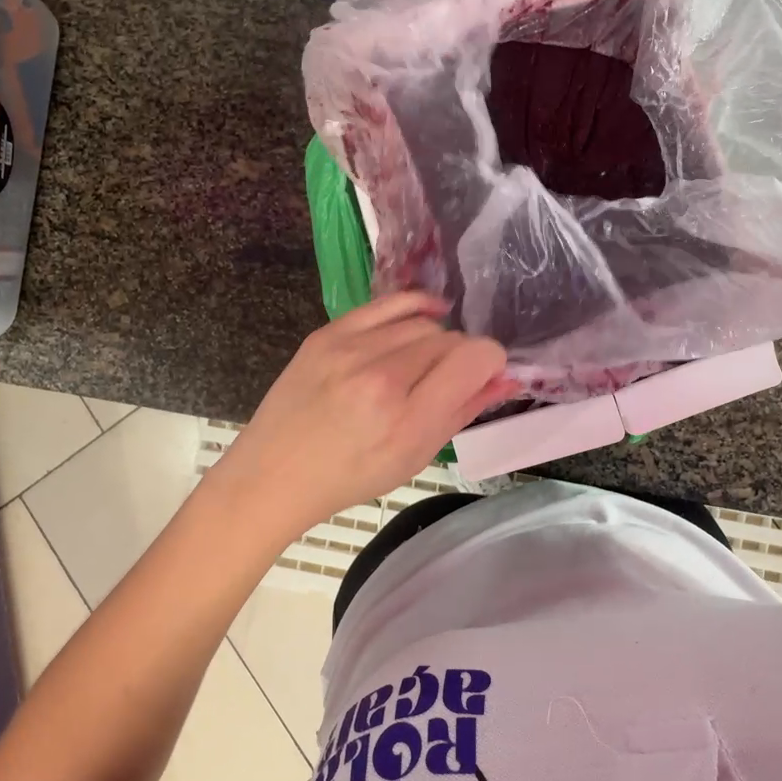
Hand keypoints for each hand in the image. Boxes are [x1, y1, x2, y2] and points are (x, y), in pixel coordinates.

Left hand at [211, 292, 514, 530]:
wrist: (275, 473)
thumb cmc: (350, 476)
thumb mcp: (415, 457)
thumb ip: (462, 411)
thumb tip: (506, 378)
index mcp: (406, 417)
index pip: (474, 358)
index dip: (491, 362)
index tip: (486, 375)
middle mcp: (380, 376)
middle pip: (449, 339)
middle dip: (461, 356)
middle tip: (449, 380)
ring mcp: (349, 349)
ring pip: (421, 323)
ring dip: (434, 340)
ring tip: (424, 365)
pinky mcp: (327, 333)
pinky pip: (386, 304)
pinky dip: (414, 305)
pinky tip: (428, 313)